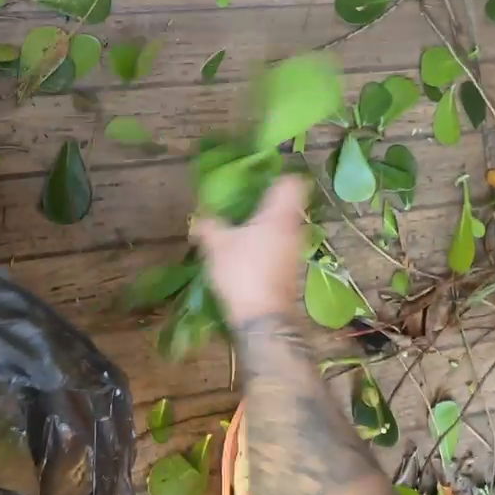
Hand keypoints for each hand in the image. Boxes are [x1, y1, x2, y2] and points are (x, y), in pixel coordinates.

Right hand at [193, 175, 308, 326]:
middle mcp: (294, 229)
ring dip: (264, 226)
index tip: (256, 179)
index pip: (292, 182)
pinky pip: (279, 246)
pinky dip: (265, 244)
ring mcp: (295, 251)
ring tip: (238, 230)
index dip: (276, 176)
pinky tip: (244, 254)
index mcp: (280, 216)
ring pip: (283, 227)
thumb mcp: (216, 245)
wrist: (263, 318)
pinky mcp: (291, 270)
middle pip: (286, 205)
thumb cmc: (242, 273)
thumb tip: (199, 216)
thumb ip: (208, 225)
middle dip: (265, 203)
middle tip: (240, 203)